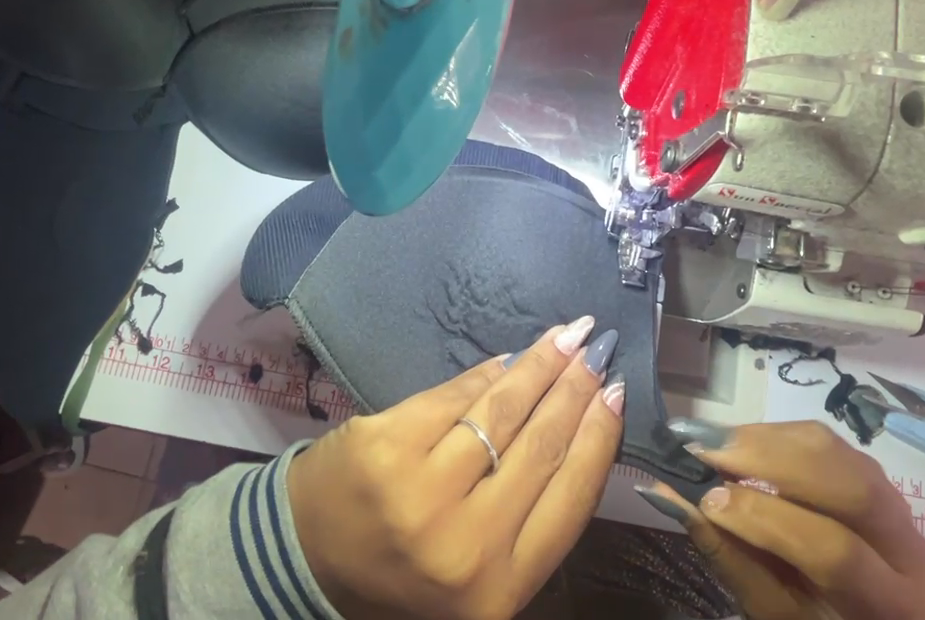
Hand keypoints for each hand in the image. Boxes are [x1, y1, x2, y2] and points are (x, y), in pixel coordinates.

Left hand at [286, 317, 625, 619]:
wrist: (305, 558)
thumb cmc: (401, 572)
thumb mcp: (478, 573)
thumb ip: (526, 519)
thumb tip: (576, 427)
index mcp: (499, 589)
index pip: (571, 499)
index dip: (600, 438)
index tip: (619, 392)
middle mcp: (467, 544)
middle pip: (542, 447)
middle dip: (577, 389)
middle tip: (599, 348)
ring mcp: (423, 490)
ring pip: (503, 411)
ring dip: (541, 366)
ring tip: (568, 336)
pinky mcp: (387, 444)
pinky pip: (455, 395)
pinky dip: (488, 371)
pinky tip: (510, 355)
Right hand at [639, 421, 924, 619]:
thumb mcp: (774, 613)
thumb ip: (728, 555)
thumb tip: (668, 495)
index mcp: (890, 603)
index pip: (833, 550)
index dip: (767, 519)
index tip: (706, 498)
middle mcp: (908, 546)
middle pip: (847, 484)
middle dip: (769, 458)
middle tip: (702, 447)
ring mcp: (897, 505)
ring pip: (836, 450)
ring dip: (768, 438)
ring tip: (711, 439)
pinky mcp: (874, 476)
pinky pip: (826, 442)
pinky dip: (776, 435)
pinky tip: (738, 440)